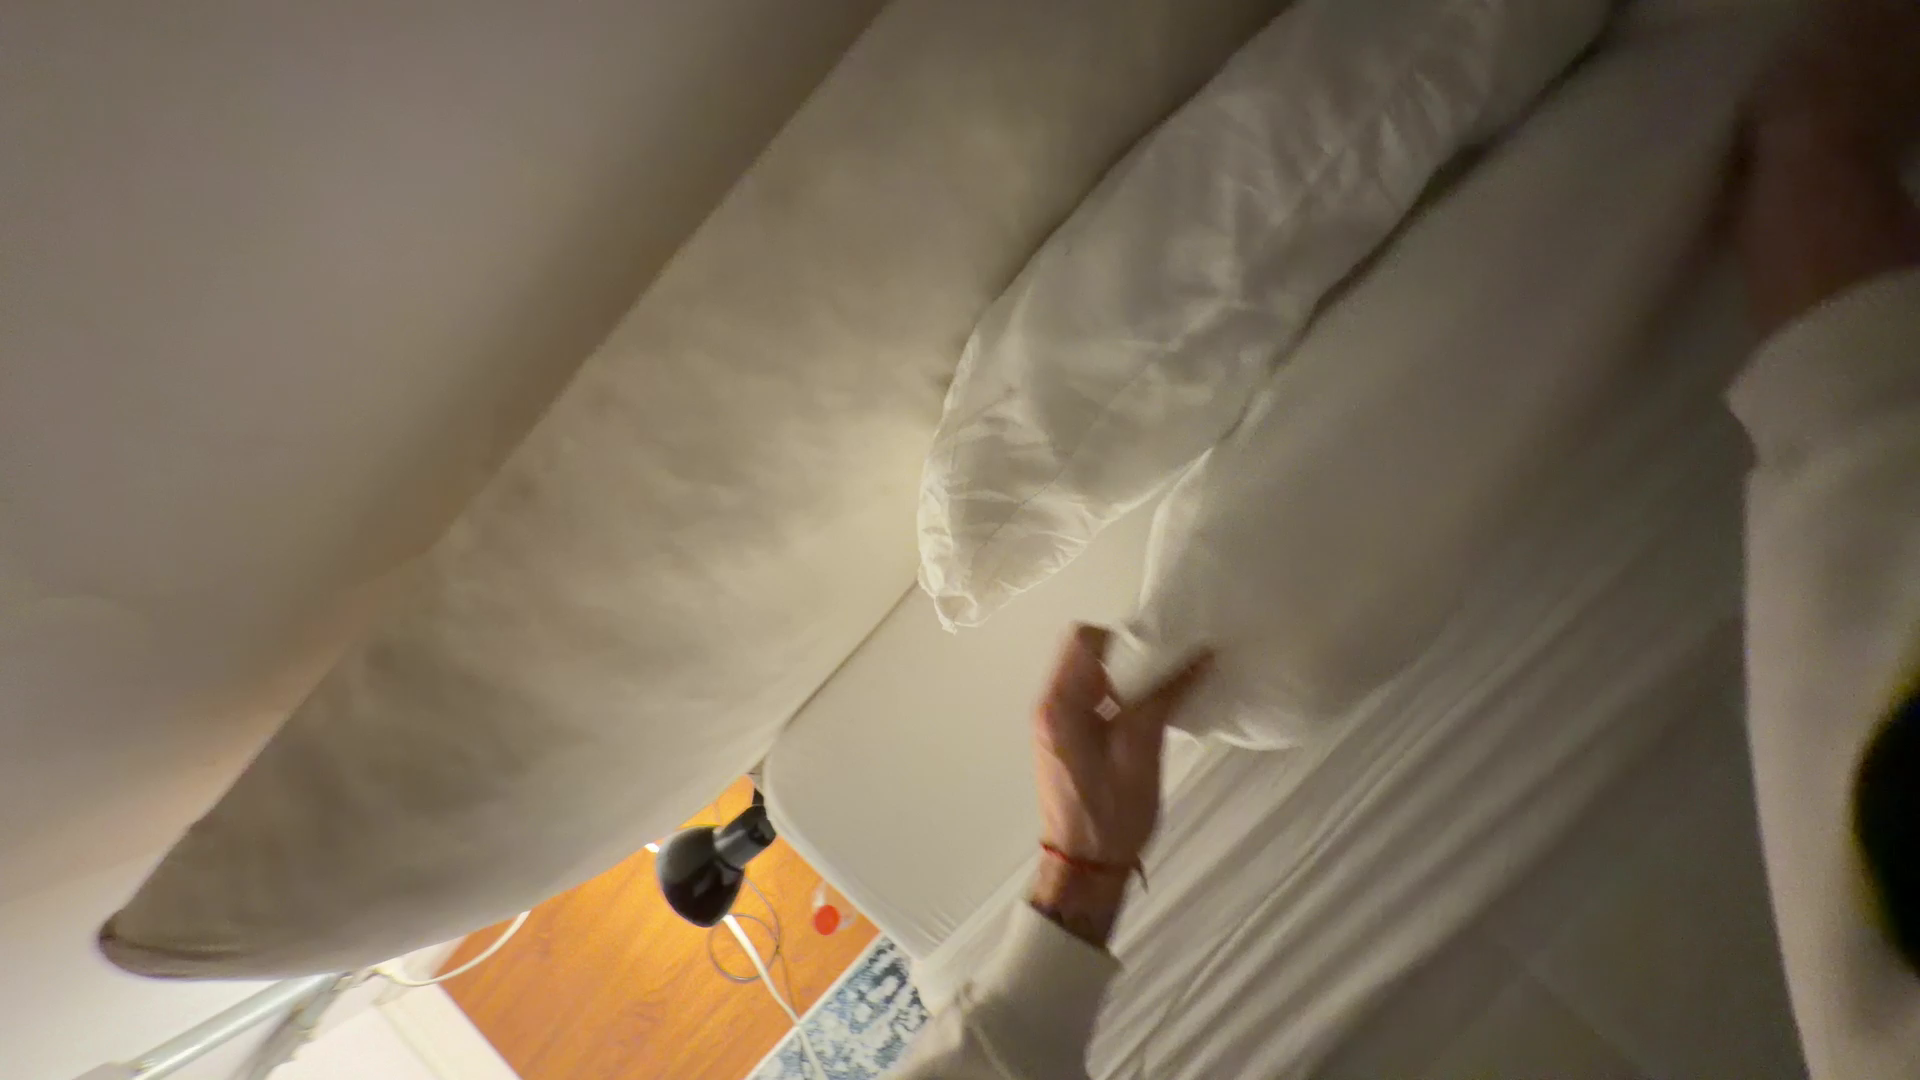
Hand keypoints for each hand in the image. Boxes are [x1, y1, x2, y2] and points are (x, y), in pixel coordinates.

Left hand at [1034, 625, 1212, 866]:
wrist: (1085, 869)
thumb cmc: (1112, 814)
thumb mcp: (1141, 752)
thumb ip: (1162, 698)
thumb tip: (1196, 656)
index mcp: (1057, 704)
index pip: (1082, 640)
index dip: (1122, 640)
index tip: (1157, 658)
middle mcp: (1046, 705)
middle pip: (1082, 653)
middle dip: (1125, 656)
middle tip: (1162, 674)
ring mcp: (1052, 722)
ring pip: (1086, 674)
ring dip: (1122, 677)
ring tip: (1159, 694)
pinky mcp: (1063, 737)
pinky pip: (1087, 697)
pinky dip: (1115, 696)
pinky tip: (1143, 715)